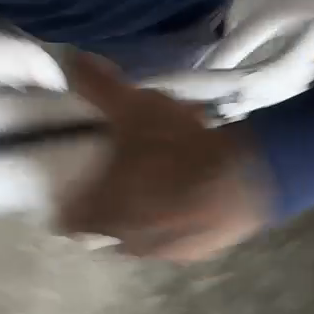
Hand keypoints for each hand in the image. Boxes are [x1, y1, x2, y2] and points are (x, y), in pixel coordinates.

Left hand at [58, 53, 270, 261]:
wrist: (244, 178)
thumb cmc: (176, 147)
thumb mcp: (134, 107)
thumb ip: (98, 87)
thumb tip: (69, 60)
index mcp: (103, 216)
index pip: (69, 222)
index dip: (69, 202)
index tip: (75, 185)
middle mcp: (130, 243)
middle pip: (110, 228)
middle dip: (113, 204)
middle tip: (124, 176)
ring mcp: (167, 251)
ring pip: (148, 232)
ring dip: (150, 211)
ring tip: (165, 178)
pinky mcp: (200, 252)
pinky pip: (181, 234)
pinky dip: (181, 216)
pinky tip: (196, 189)